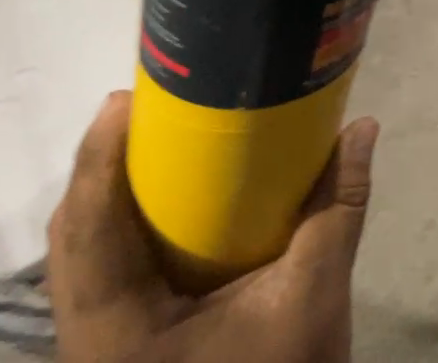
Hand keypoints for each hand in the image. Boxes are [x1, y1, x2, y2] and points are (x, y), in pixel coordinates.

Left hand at [47, 91, 379, 362]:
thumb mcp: (314, 295)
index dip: (98, 162)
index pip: (87, 230)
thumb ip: (337, 211)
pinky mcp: (131, 335)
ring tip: (161, 140)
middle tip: (151, 109)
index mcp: (114, 325)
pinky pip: (118, 265)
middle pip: (76, 235)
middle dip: (105, 167)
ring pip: (92, 252)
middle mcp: (90, 330)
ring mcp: (106, 336)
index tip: (126, 101)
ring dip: (119, 192)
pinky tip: (179, 198)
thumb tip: (361, 130)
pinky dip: (140, 220)